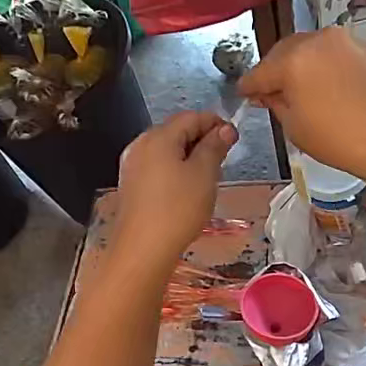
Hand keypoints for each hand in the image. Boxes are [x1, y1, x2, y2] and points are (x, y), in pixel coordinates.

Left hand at [111, 111, 237, 265]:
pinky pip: (157, 166)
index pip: (191, 117)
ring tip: (208, 174)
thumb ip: (215, 147)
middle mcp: (140, 144)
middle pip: (176, 131)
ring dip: (189, 155)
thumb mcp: (204, 175)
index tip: (234, 136)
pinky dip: (175, 169)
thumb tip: (225, 129)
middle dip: (201, 138)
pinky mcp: (131, 184)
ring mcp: (132, 165)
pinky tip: (187, 187)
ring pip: (166, 149)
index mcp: (159, 137)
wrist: (143, 249)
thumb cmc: (178, 209)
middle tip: (224, 156)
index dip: (215, 122)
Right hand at [238, 28, 365, 180]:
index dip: (248, 87)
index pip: (259, 72)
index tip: (245, 93)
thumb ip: (276, 104)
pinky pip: (329, 54)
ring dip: (297, 68)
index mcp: (292, 60)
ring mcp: (341, 42)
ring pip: (306, 50)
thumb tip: (270, 94)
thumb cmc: (345, 139)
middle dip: (274, 73)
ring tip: (297, 95)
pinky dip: (319, 67)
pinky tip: (321, 89)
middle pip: (281, 53)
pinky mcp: (361, 48)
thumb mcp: (296, 128)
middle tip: (270, 96)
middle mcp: (316, 42)